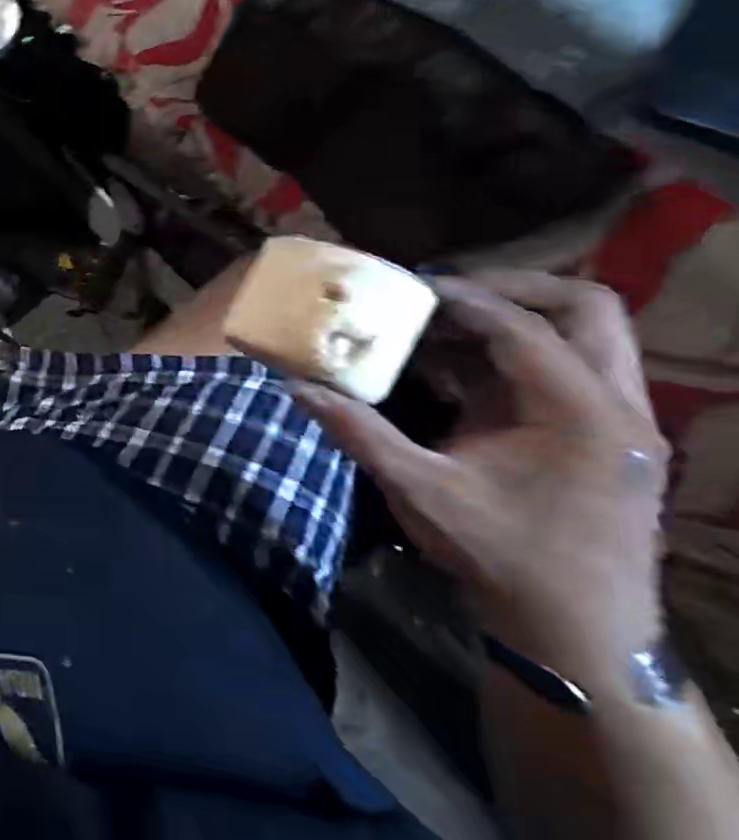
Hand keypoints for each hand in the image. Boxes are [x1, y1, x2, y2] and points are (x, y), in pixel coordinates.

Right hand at [291, 271, 670, 673]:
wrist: (576, 624)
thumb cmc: (503, 554)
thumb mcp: (419, 490)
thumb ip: (358, 431)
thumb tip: (295, 387)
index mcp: (583, 416)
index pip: (527, 328)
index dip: (464, 300)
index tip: (405, 288)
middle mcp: (615, 405)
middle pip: (584, 310)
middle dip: (508, 288)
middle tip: (435, 292)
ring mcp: (612, 418)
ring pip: (582, 334)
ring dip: (507, 318)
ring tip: (433, 321)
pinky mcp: (595, 432)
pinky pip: (556, 367)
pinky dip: (503, 353)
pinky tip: (445, 364)